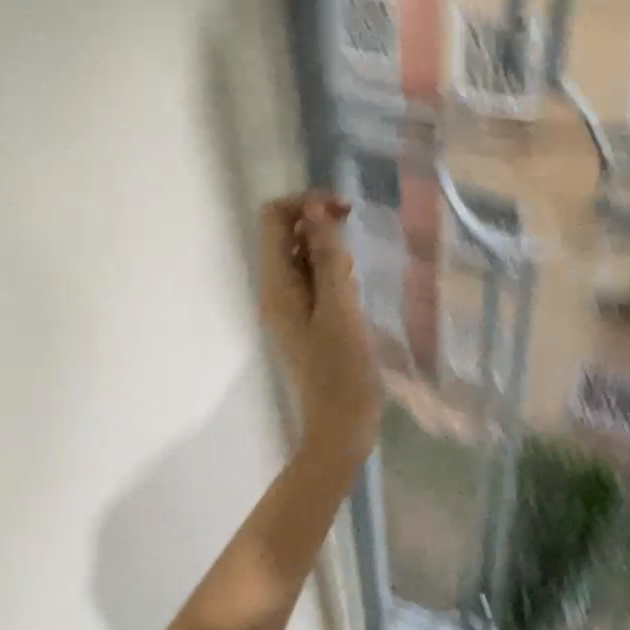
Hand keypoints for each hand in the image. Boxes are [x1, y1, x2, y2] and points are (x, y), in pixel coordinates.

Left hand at [259, 191, 381, 462]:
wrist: (341, 425)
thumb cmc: (343, 371)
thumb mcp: (340, 309)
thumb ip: (327, 258)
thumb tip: (314, 211)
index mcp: (276, 285)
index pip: (274, 218)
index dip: (307, 204)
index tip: (345, 213)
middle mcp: (276, 291)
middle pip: (288, 234)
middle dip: (322, 229)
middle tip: (353, 255)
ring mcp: (291, 308)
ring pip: (305, 258)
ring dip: (331, 257)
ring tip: (355, 286)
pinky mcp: (308, 322)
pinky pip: (316, 283)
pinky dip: (335, 279)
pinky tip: (354, 300)